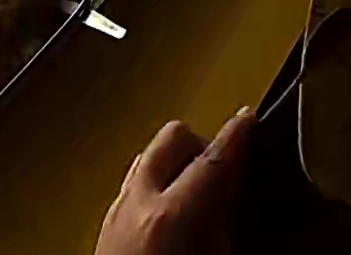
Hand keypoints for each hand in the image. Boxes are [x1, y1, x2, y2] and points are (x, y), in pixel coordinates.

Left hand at [96, 109, 256, 254]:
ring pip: (149, 158)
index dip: (238, 133)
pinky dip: (154, 190)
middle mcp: (136, 204)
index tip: (250, 119)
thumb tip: (238, 182)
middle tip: (223, 172)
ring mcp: (113, 216)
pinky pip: (133, 188)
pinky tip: (166, 218)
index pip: (214, 155)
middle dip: (201, 145)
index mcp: (169, 213)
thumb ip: (228, 214)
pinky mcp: (101, 232)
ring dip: (175, 167)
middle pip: (175, 137)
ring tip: (194, 195)